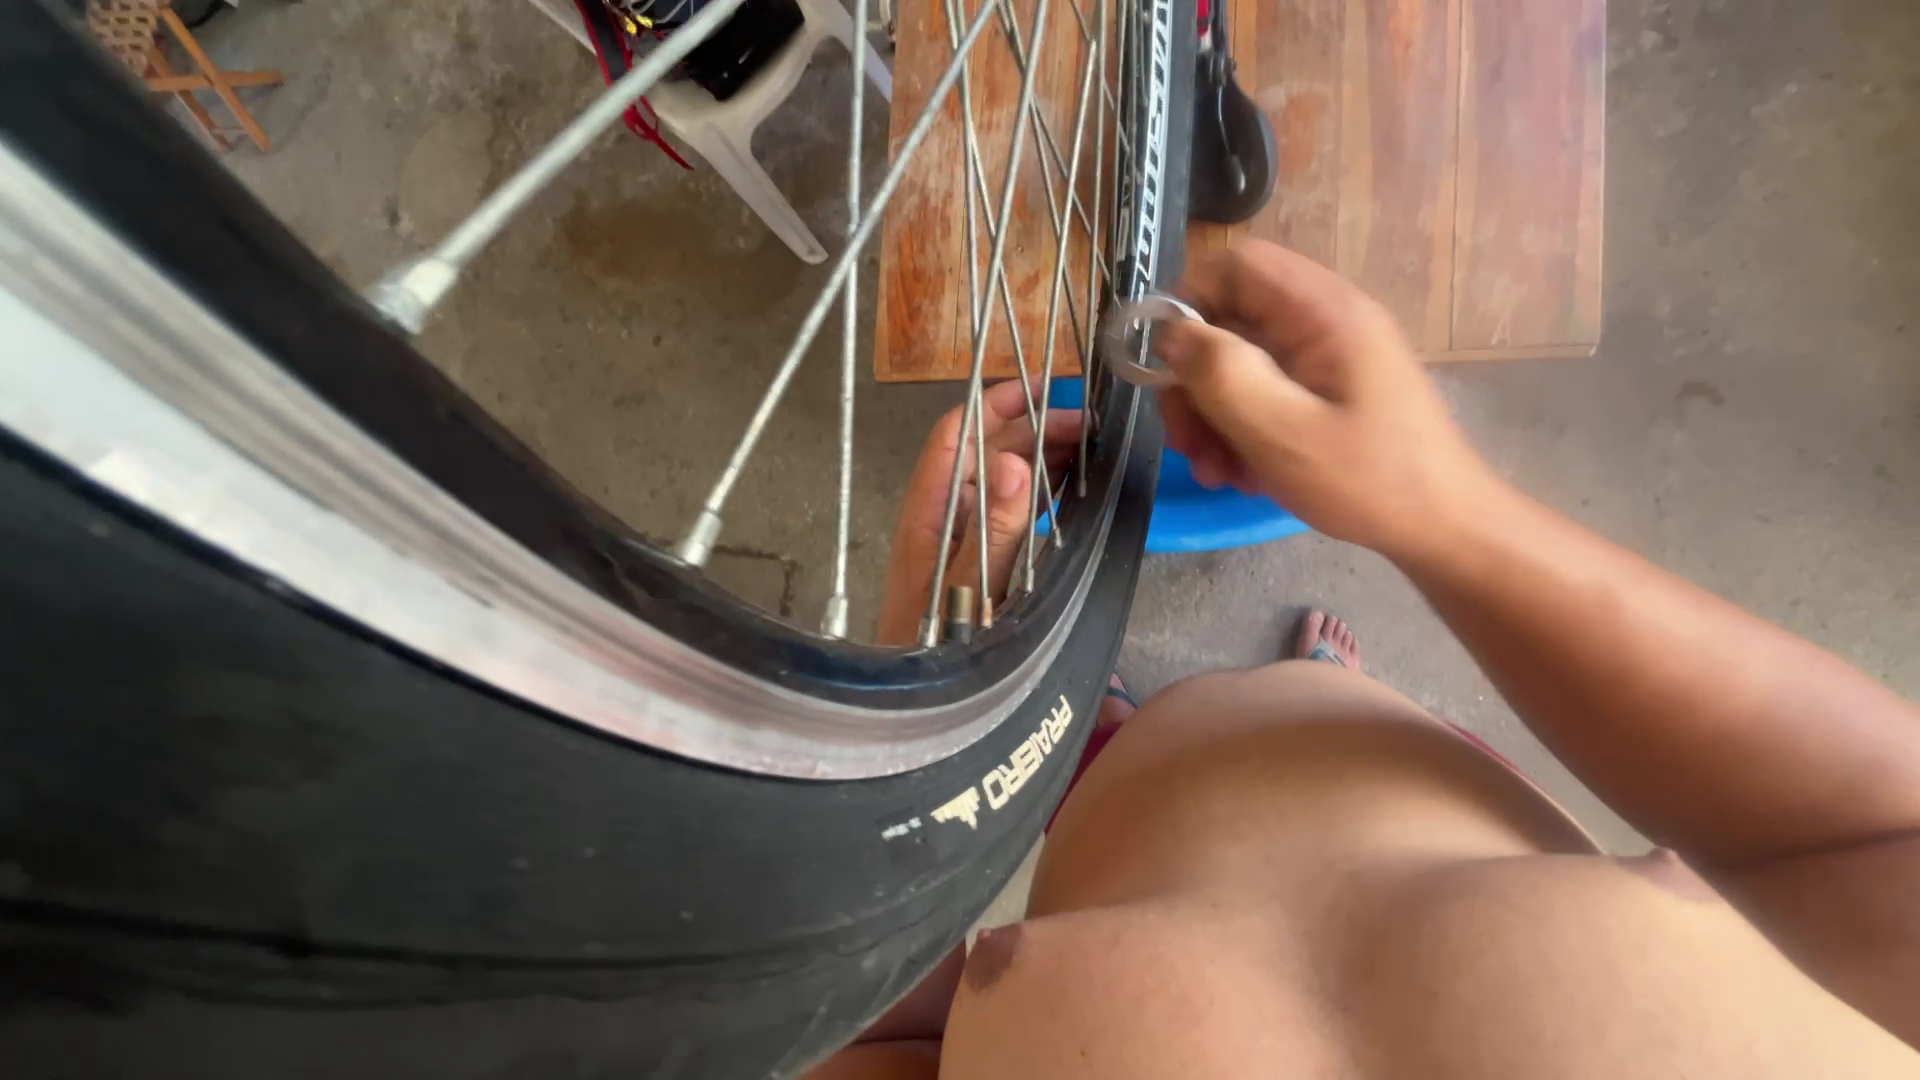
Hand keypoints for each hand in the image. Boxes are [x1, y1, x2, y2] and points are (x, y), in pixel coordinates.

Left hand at [874, 379, 1082, 645]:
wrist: (920, 704)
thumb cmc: (937, 644)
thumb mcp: (970, 587)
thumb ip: (994, 529)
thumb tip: (1014, 460)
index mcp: (931, 510)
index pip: (956, 436)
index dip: (995, 404)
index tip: (1043, 387)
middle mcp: (945, 513)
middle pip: (986, 454)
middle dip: (1032, 430)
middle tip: (1087, 423)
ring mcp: (963, 536)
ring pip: (1003, 481)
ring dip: (1040, 458)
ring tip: (1087, 445)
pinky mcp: (981, 558)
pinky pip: (1012, 513)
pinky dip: (1040, 494)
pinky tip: (1069, 485)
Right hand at [1156, 241, 1500, 558]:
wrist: (1440, 527)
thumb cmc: (1367, 479)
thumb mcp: (1281, 430)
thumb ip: (1221, 374)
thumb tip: (1171, 335)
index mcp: (1322, 312)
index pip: (1235, 266)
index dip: (1186, 305)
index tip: (1161, 367)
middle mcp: (1323, 321)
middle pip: (1230, 322)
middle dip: (1195, 382)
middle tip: (1184, 442)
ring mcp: (1326, 356)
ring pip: (1240, 363)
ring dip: (1213, 416)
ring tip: (1214, 470)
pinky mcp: (1326, 389)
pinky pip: (1263, 392)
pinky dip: (1240, 429)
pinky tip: (1242, 473)